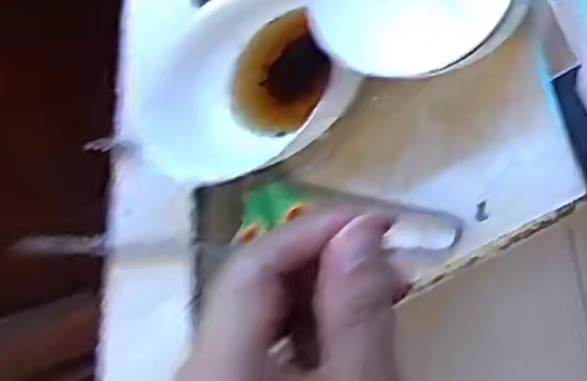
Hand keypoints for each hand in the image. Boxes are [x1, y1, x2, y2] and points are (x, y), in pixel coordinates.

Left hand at [179, 211, 406, 380]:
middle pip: (254, 286)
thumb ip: (359, 301)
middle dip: (328, 260)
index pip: (255, 263)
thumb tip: (360, 224)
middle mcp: (194, 372)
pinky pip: (257, 348)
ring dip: (323, 293)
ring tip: (381, 299)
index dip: (319, 227)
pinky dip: (306, 329)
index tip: (382, 221)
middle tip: (392, 263)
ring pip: (259, 316)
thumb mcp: (363, 380)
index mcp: (215, 366)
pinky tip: (348, 338)